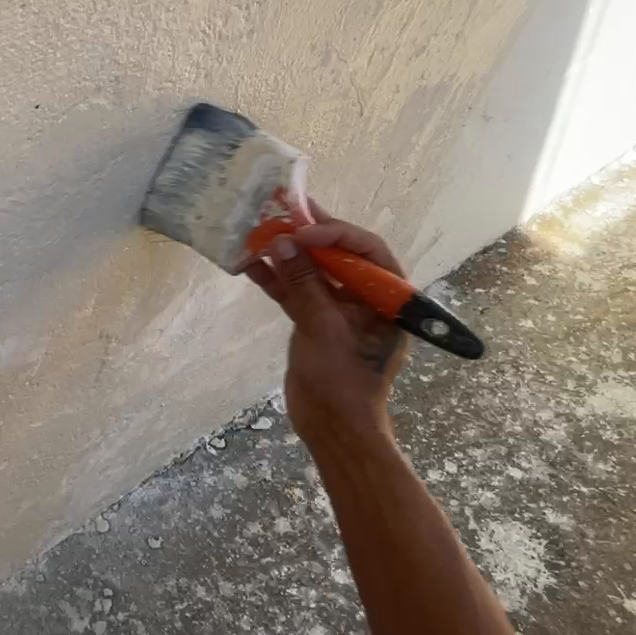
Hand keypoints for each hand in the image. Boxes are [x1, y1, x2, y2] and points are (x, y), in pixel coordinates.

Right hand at [241, 200, 408, 447]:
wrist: (334, 429)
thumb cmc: (342, 382)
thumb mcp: (323, 329)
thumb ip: (304, 285)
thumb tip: (282, 243)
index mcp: (387, 299)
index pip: (366, 250)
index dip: (334, 235)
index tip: (301, 232)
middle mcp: (365, 298)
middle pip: (338, 255)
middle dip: (309, 233)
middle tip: (282, 205)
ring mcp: (338, 309)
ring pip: (312, 270)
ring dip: (286, 253)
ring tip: (259, 229)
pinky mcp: (313, 322)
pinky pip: (294, 291)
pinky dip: (274, 278)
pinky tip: (249, 264)